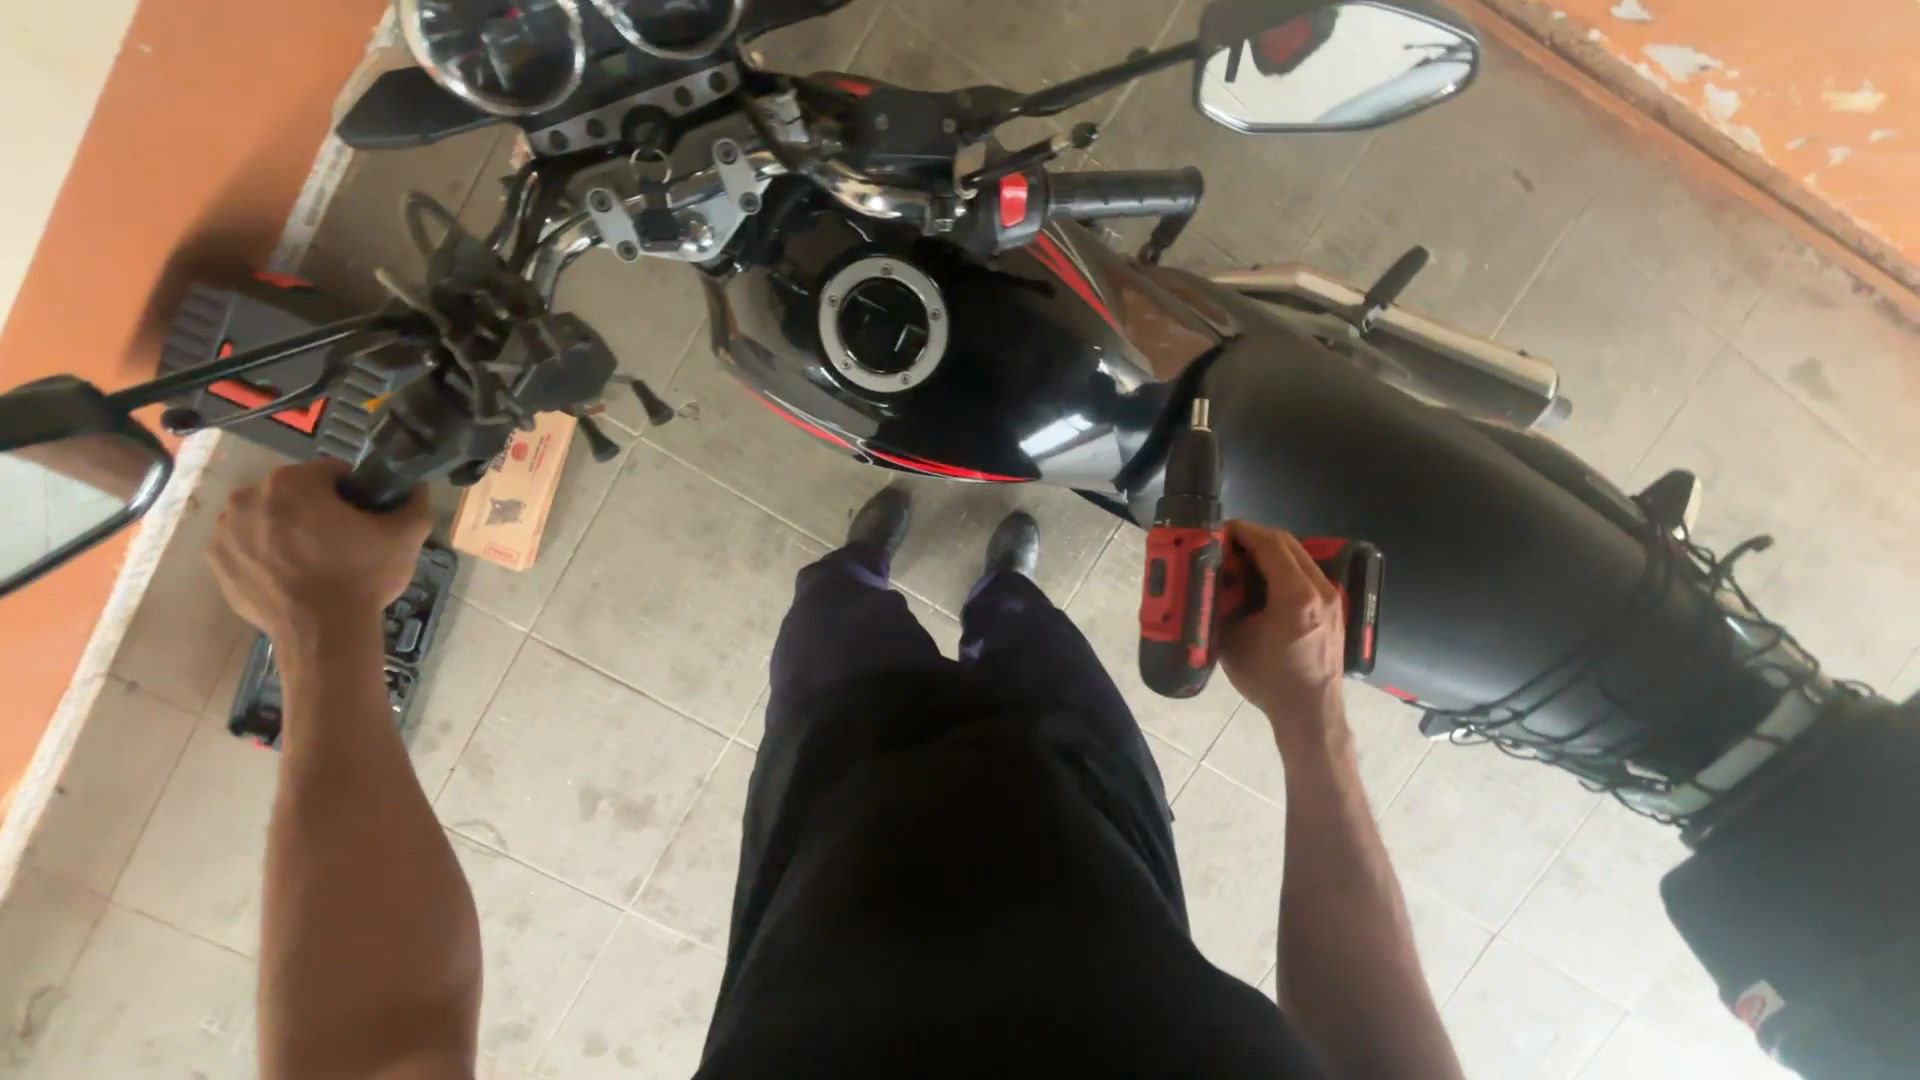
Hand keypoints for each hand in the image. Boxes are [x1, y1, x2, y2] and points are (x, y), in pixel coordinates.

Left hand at [208, 460, 429, 645]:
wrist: (323, 631)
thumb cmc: (363, 575)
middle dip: (315, 508)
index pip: (329, 471)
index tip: (365, 515)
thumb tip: (415, 487)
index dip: (353, 490)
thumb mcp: (407, 535)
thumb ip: (414, 501)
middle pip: (292, 493)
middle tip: (343, 538)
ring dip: (288, 528)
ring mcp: (225, 530)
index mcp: (292, 483)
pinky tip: (293, 573)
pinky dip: (267, 552)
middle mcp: (248, 498)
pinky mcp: (217, 561)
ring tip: (316, 558)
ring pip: (266, 517)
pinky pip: (247, 545)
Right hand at [1219, 521, 1346, 755]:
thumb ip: (1224, 606)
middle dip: (1255, 537)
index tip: (1220, 530)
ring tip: (1242, 560)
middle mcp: (1321, 590)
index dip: (1243, 531)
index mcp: (1296, 595)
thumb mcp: (1233, 640)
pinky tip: (1263, 582)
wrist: (1310, 713)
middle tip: (1227, 543)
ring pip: (1300, 557)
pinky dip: (1284, 567)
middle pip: (1288, 544)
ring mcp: (1333, 598)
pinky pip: (1307, 574)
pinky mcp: (1334, 609)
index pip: (1270, 544)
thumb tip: (1213, 585)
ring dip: (1270, 551)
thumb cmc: (1269, 679)